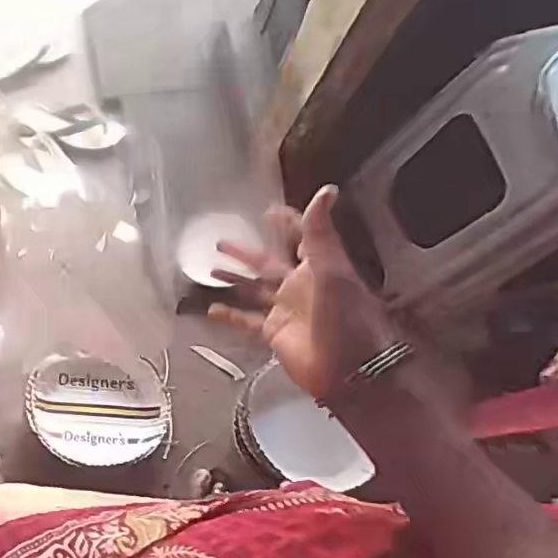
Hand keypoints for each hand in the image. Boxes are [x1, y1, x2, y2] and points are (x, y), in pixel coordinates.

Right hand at [206, 186, 399, 398]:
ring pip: (253, 290)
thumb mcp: (333, 269)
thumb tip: (327, 190)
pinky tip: (212, 310)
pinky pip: (247, 322)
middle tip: (222, 242)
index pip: (300, 237)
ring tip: (211, 270)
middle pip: (266, 264)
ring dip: (234, 281)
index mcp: (316, 266)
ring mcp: (285, 310)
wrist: (346, 366)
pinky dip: (230, 317)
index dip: (286, 223)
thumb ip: (321, 232)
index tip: (267, 212)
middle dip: (245, 253)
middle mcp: (298, 286)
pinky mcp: (274, 333)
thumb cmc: (345, 317)